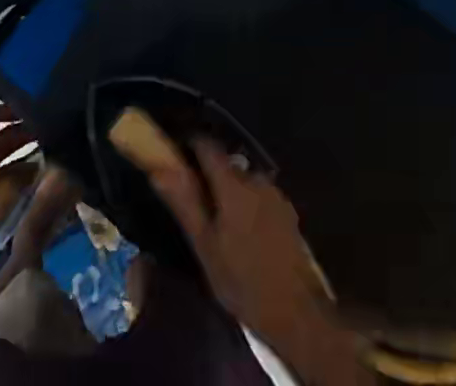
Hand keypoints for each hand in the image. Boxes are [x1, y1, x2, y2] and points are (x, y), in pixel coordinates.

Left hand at [0, 104, 38, 280]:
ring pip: (4, 157)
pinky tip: (39, 182)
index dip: (3, 110)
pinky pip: (4, 176)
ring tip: (52, 155)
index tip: (27, 110)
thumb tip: (49, 162)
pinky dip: (21, 174)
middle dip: (24, 132)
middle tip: (51, 133)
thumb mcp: (2, 193)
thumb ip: (26, 175)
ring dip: (25, 154)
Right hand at [118, 128, 332, 346]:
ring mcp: (276, 195)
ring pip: (243, 180)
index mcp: (233, 184)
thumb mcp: (204, 245)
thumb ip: (183, 202)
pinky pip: (259, 195)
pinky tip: (241, 230)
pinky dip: (246, 203)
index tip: (175, 151)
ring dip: (228, 190)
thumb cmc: (242, 279)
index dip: (190, 144)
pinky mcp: (287, 212)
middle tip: (192, 198)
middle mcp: (257, 179)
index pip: (207, 146)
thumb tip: (159, 168)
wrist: (296, 311)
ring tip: (216, 219)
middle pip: (226, 164)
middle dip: (208, 174)